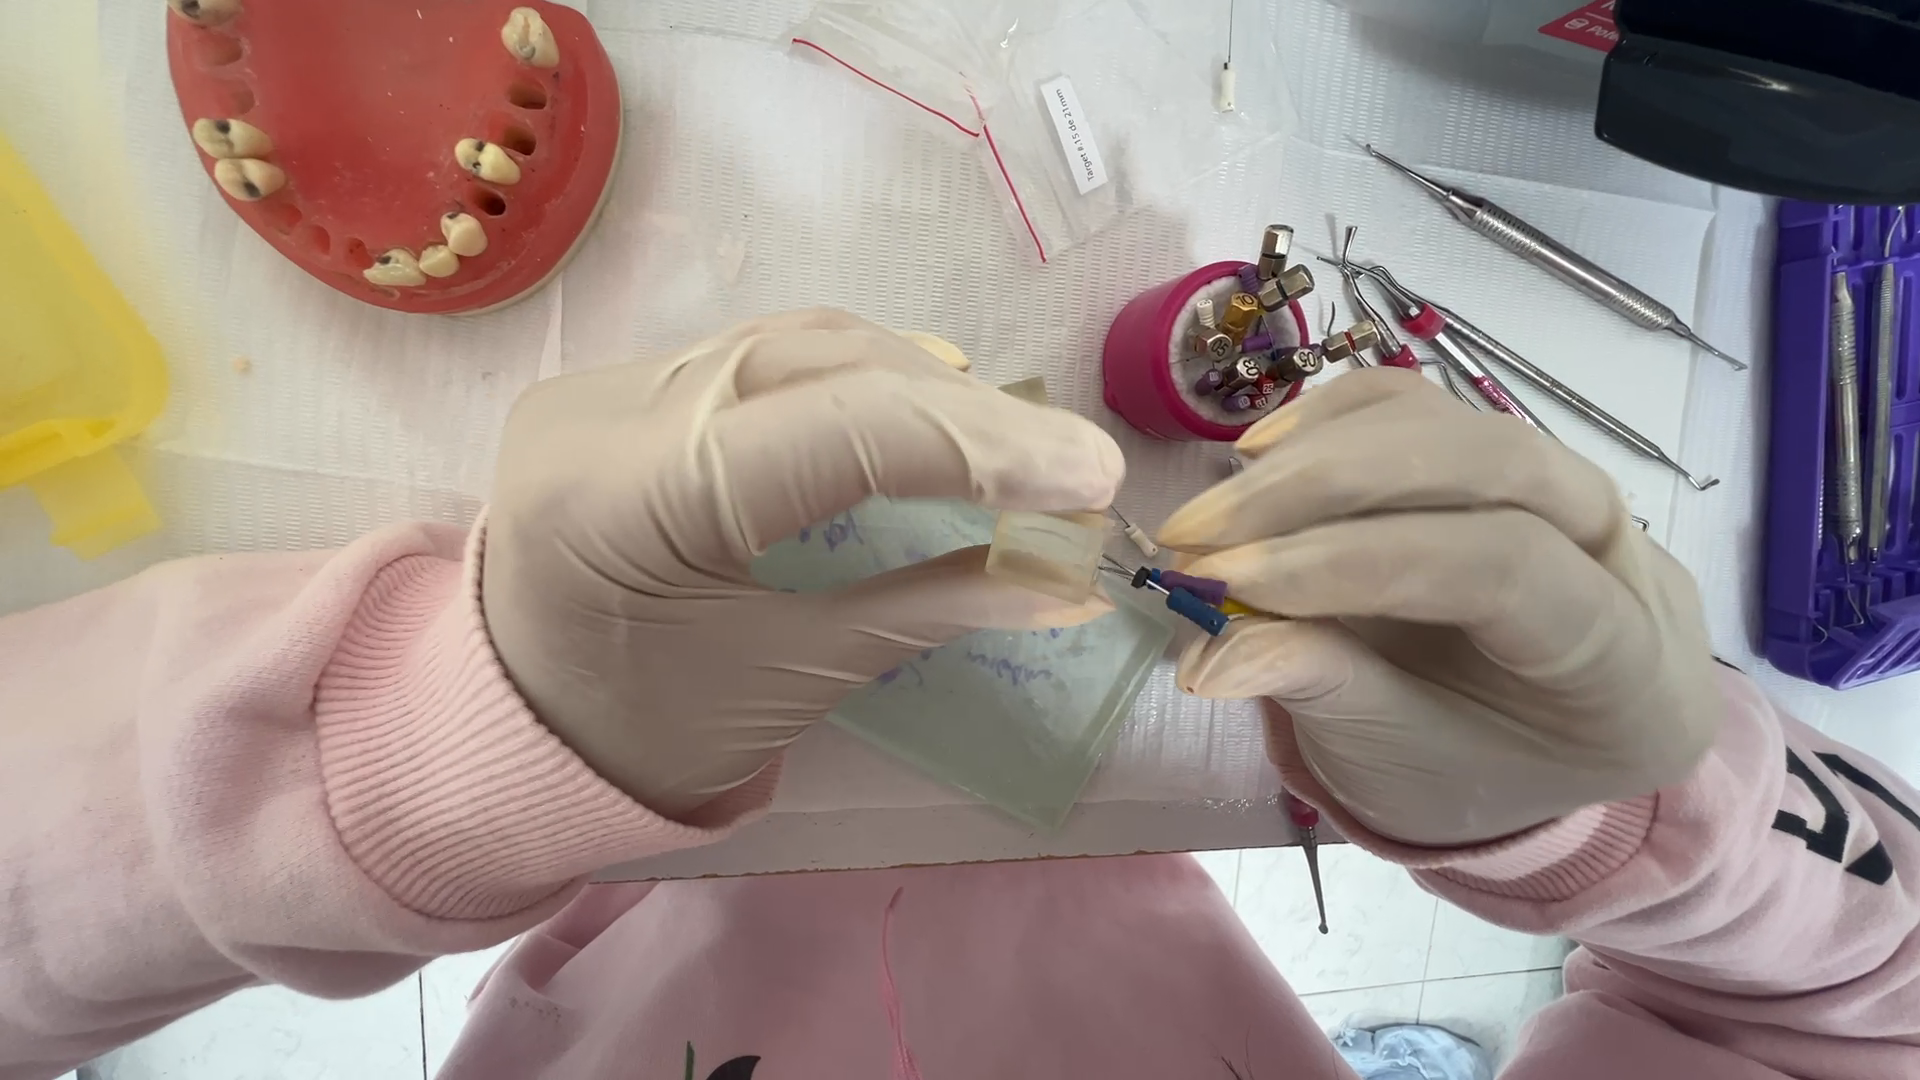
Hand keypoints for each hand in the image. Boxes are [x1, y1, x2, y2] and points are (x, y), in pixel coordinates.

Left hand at [483, 310, 1123, 815]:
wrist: (512, 729)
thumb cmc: (646, 735)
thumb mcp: (794, 678)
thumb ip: (934, 609)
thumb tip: (1071, 584)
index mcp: (624, 502)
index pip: (833, 431)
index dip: (980, 445)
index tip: (1093, 474)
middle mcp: (604, 412)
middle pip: (822, 363)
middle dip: (966, 411)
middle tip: (1069, 458)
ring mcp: (607, 385)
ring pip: (799, 343)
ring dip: (919, 384)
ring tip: (1008, 438)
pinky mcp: (626, 388)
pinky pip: (764, 357)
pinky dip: (859, 376)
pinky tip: (921, 400)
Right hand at [1160, 370, 1719, 845]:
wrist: (1491, 746)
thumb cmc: (1455, 770)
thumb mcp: (1386, 754)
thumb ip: (1313, 684)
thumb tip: (1204, 649)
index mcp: (1622, 661)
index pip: (1501, 567)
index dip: (1349, 562)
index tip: (1221, 582)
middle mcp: (1615, 549)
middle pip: (1481, 459)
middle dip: (1315, 487)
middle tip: (1193, 533)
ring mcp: (1553, 486)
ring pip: (1435, 420)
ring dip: (1302, 455)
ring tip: (1208, 513)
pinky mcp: (1485, 457)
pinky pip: (1405, 407)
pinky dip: (1320, 419)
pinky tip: (1253, 455)